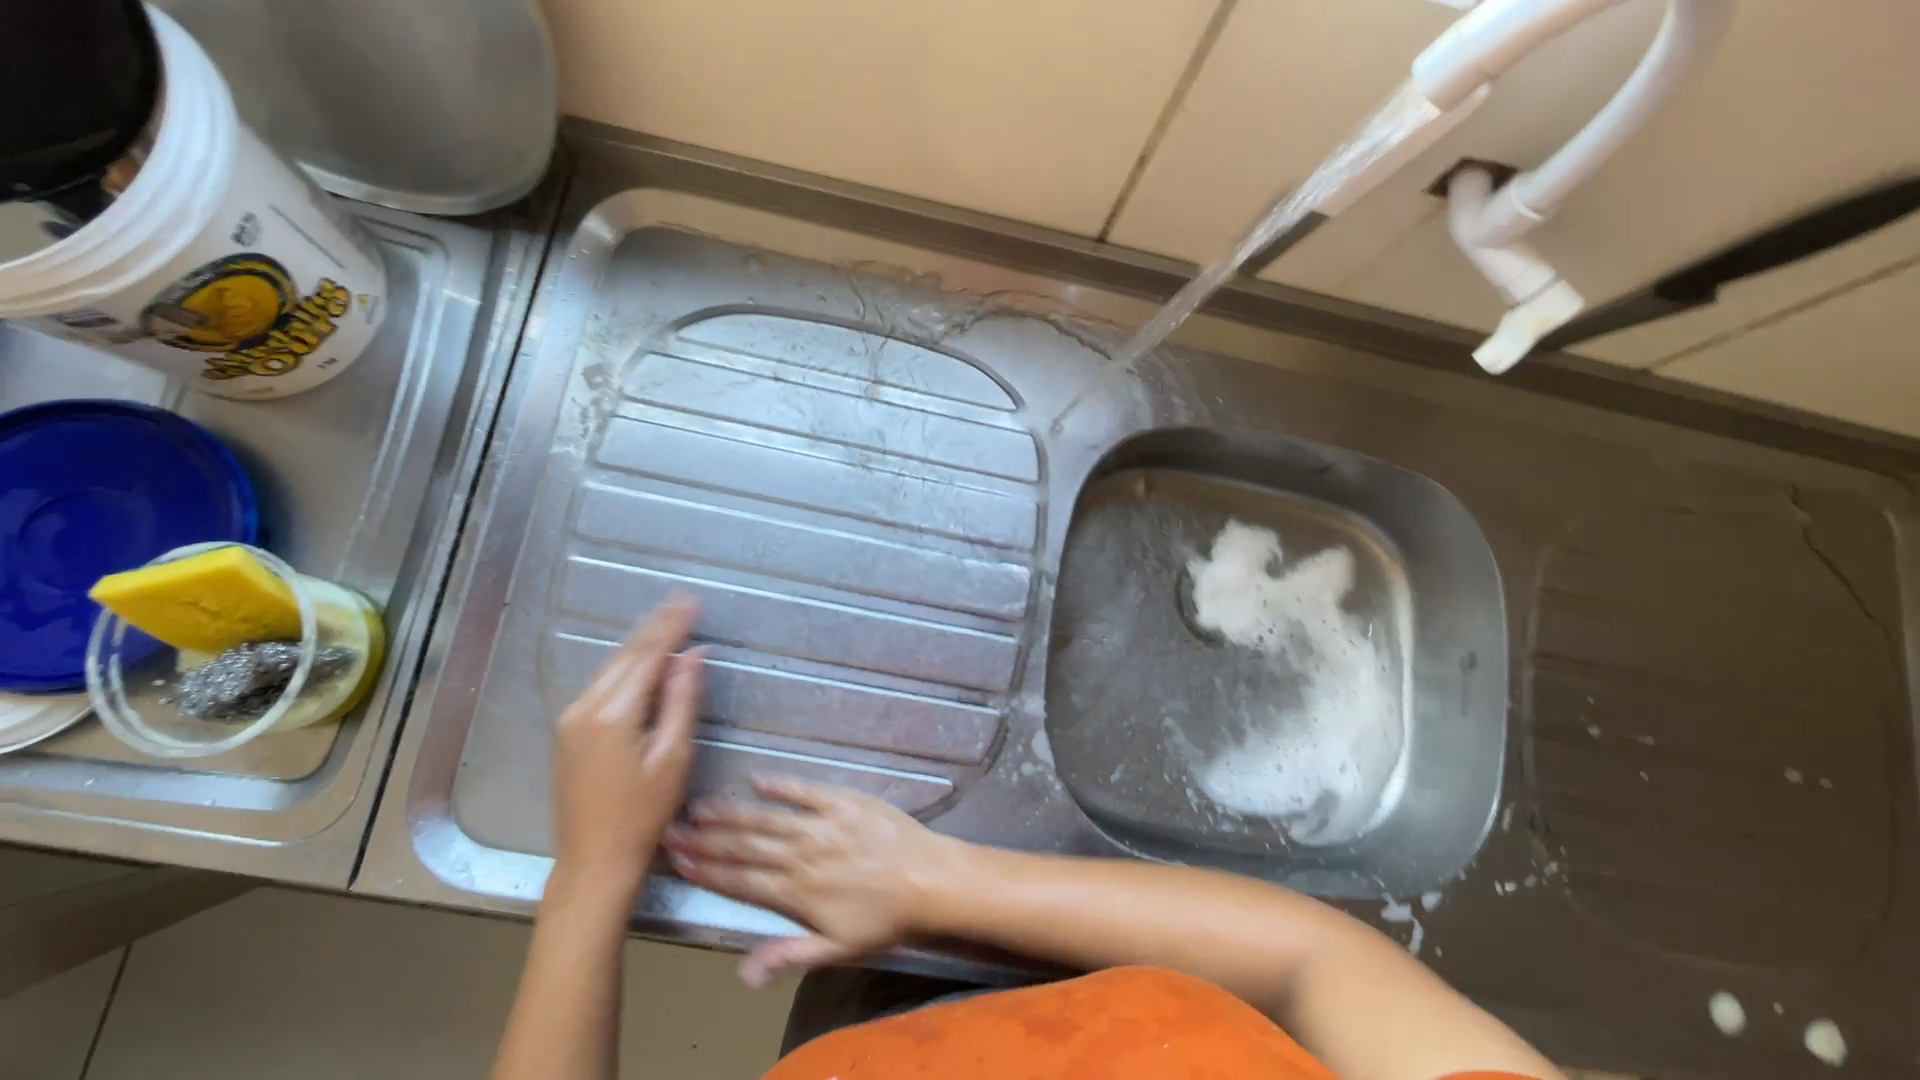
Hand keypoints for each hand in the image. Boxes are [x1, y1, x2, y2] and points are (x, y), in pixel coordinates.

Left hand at [550, 595, 704, 899]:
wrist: (593, 860)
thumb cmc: (643, 815)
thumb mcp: (673, 757)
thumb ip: (681, 701)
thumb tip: (693, 655)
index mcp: (613, 713)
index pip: (648, 655)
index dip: (672, 625)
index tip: (692, 600)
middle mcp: (584, 708)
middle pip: (626, 656)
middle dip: (656, 626)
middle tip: (682, 600)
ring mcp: (571, 719)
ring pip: (611, 668)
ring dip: (640, 644)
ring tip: (666, 619)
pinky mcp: (568, 732)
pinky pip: (602, 686)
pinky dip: (626, 667)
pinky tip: (642, 658)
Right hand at [663, 775, 966, 986]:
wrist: (930, 881)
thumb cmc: (885, 919)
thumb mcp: (837, 949)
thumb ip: (788, 955)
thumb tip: (744, 973)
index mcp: (796, 892)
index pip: (741, 881)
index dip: (708, 871)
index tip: (679, 862)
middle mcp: (801, 855)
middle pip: (745, 847)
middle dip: (706, 840)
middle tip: (672, 831)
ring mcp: (822, 825)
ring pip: (767, 818)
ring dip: (731, 814)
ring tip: (699, 808)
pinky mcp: (844, 802)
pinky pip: (806, 791)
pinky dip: (781, 785)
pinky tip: (757, 780)